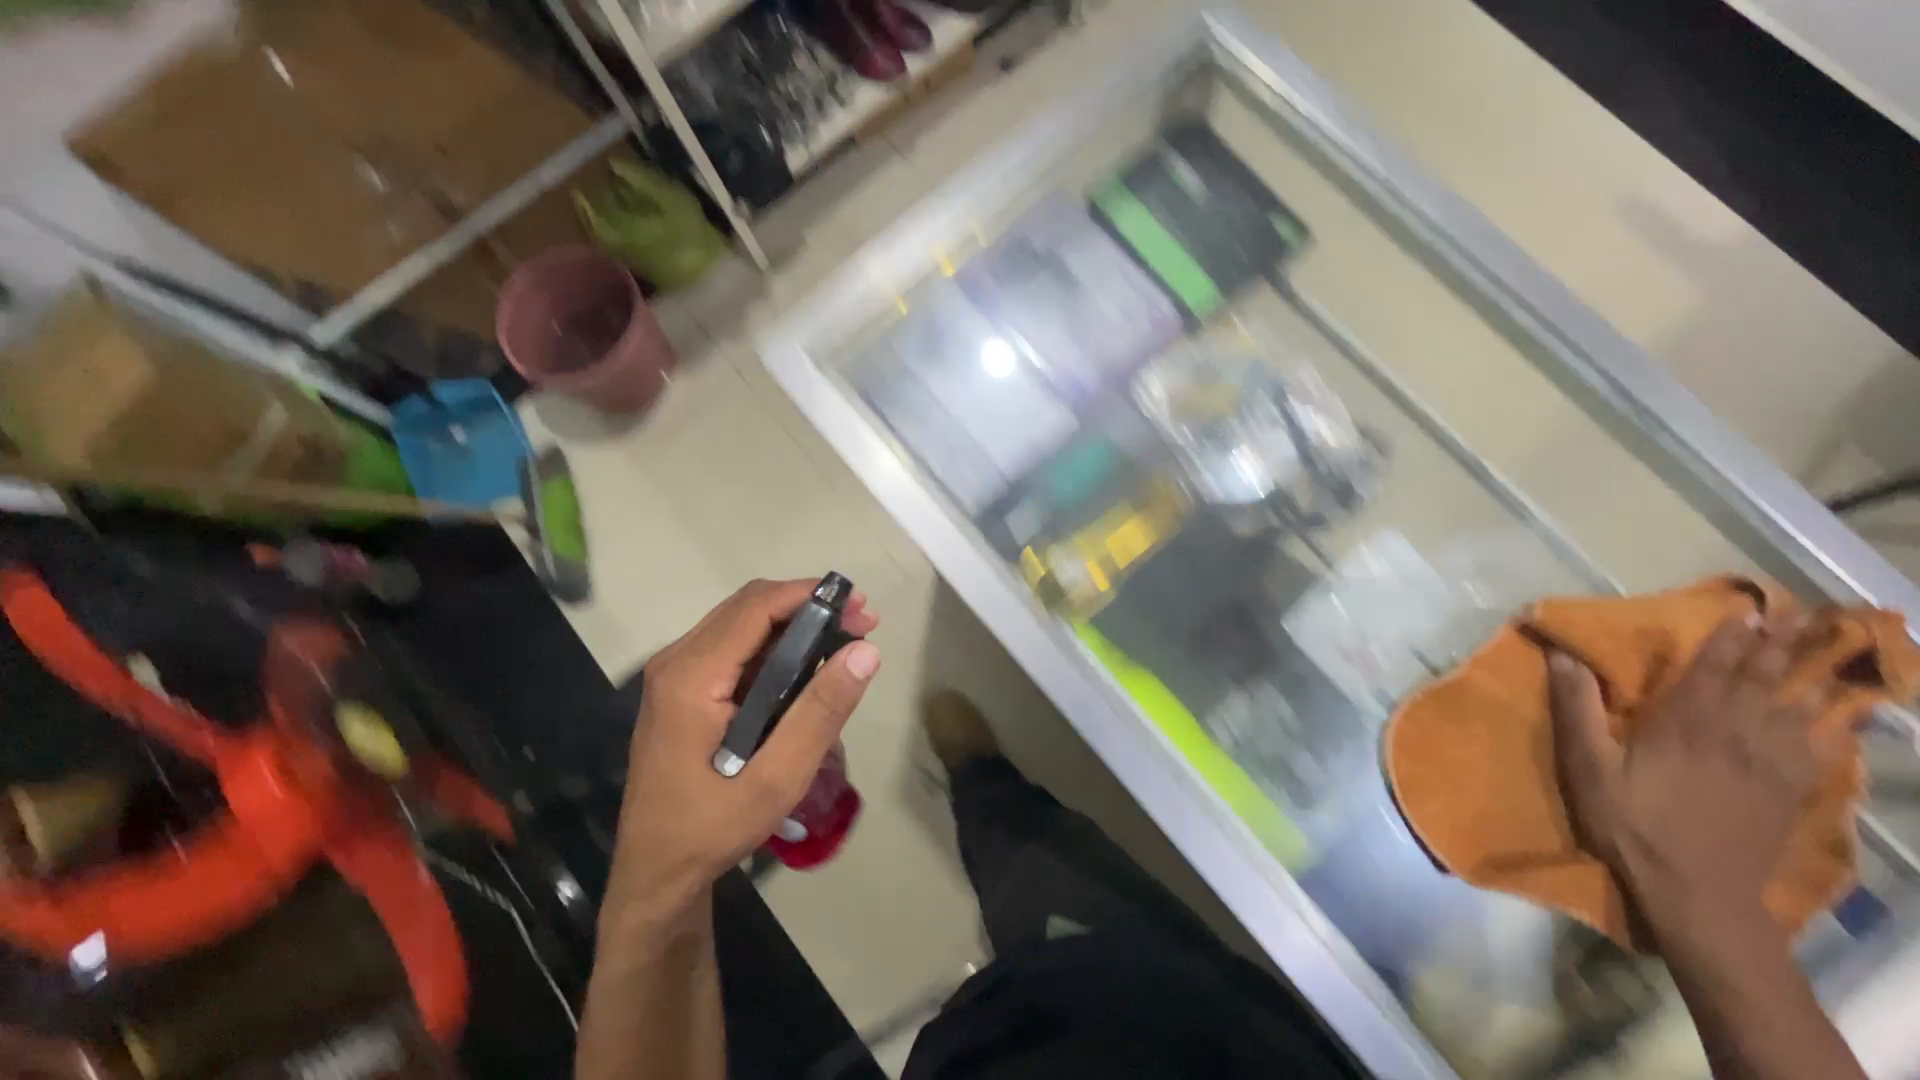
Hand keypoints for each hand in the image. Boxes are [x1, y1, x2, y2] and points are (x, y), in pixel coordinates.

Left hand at [608, 579, 880, 920]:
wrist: (655, 871)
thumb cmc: (712, 828)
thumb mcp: (777, 778)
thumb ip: (820, 712)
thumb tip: (865, 651)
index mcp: (691, 676)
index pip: (757, 607)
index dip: (812, 596)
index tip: (861, 609)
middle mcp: (677, 662)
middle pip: (748, 607)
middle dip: (809, 607)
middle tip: (862, 627)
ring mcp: (675, 675)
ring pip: (741, 625)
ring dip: (794, 625)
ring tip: (844, 646)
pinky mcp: (681, 691)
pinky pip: (733, 649)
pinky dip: (775, 648)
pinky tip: (807, 672)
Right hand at [1548, 607, 1835, 929]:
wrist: (1696, 891)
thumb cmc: (1632, 824)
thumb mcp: (1588, 767)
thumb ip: (1577, 710)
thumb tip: (1562, 656)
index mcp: (1685, 723)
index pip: (1713, 669)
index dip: (1729, 638)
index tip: (1747, 610)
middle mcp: (1736, 733)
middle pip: (1762, 680)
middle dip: (1777, 645)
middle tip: (1796, 615)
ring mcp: (1771, 764)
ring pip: (1798, 708)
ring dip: (1809, 676)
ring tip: (1824, 652)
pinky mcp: (1790, 792)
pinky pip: (1822, 751)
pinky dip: (1836, 728)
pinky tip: (1844, 717)